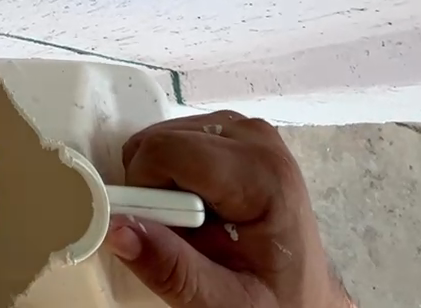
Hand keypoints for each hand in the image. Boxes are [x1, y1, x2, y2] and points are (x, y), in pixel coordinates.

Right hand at [105, 111, 350, 307]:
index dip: (144, 191)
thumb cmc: (274, 305)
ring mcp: (244, 129)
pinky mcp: (232, 131)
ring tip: (191, 226)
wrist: (306, 299)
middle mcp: (254, 136)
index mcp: (263, 173)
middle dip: (152, 189)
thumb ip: (173, 271)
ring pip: (160, 137)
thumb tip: (114, 228)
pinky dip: (169, 173)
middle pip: (160, 140)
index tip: (159, 235)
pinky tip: (196, 207)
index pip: (166, 151)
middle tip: (178, 236)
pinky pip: (172, 139)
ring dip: (158, 182)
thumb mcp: (227, 306)